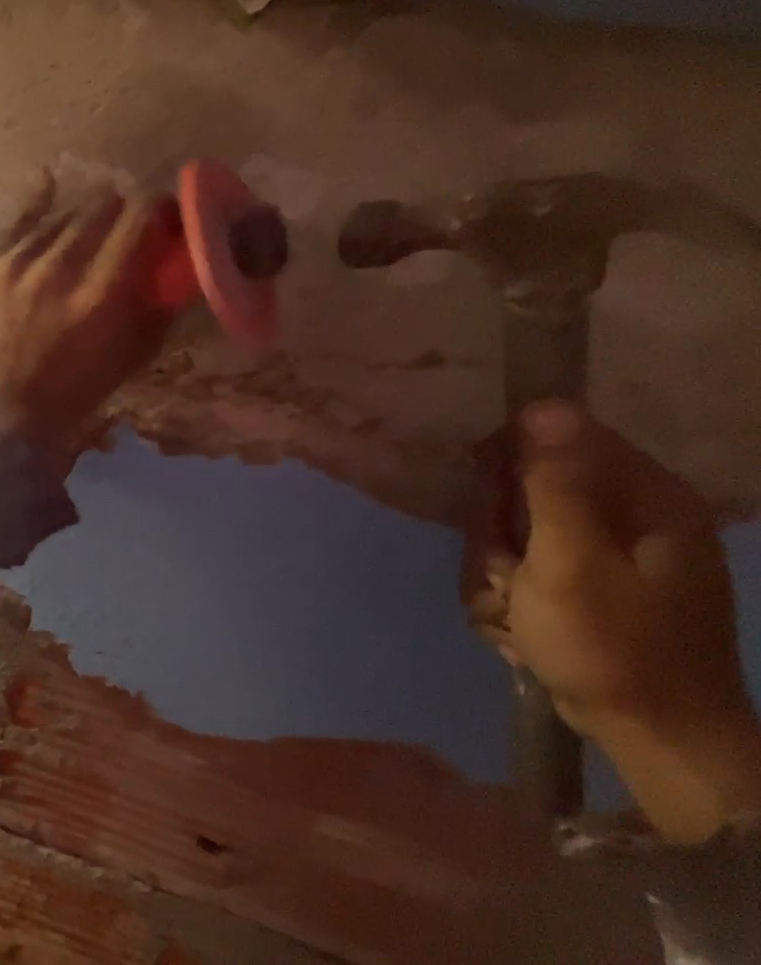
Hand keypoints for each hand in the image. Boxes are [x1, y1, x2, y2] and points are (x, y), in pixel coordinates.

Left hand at [0, 190, 171, 475]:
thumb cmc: (71, 392)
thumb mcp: (132, 354)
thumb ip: (157, 301)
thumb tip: (175, 258)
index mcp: (98, 295)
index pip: (139, 217)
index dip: (159, 210)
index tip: (165, 218)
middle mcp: (56, 268)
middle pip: (100, 207)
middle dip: (119, 215)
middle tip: (124, 233)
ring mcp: (14, 263)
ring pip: (61, 216)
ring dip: (79, 226)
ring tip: (82, 246)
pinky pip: (21, 227)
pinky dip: (41, 230)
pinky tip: (46, 229)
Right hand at [462, 401, 760, 840]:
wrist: (656, 735)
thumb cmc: (612, 646)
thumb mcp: (570, 563)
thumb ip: (553, 484)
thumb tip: (544, 407)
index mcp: (646, 500)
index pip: (560, 436)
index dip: (509, 461)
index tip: (487, 501)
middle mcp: (632, 518)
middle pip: (526, 490)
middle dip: (498, 535)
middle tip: (506, 574)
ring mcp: (608, 557)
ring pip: (513, 535)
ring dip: (494, 575)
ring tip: (512, 611)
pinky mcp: (587, 588)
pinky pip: (521, 571)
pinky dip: (507, 599)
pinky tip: (519, 629)